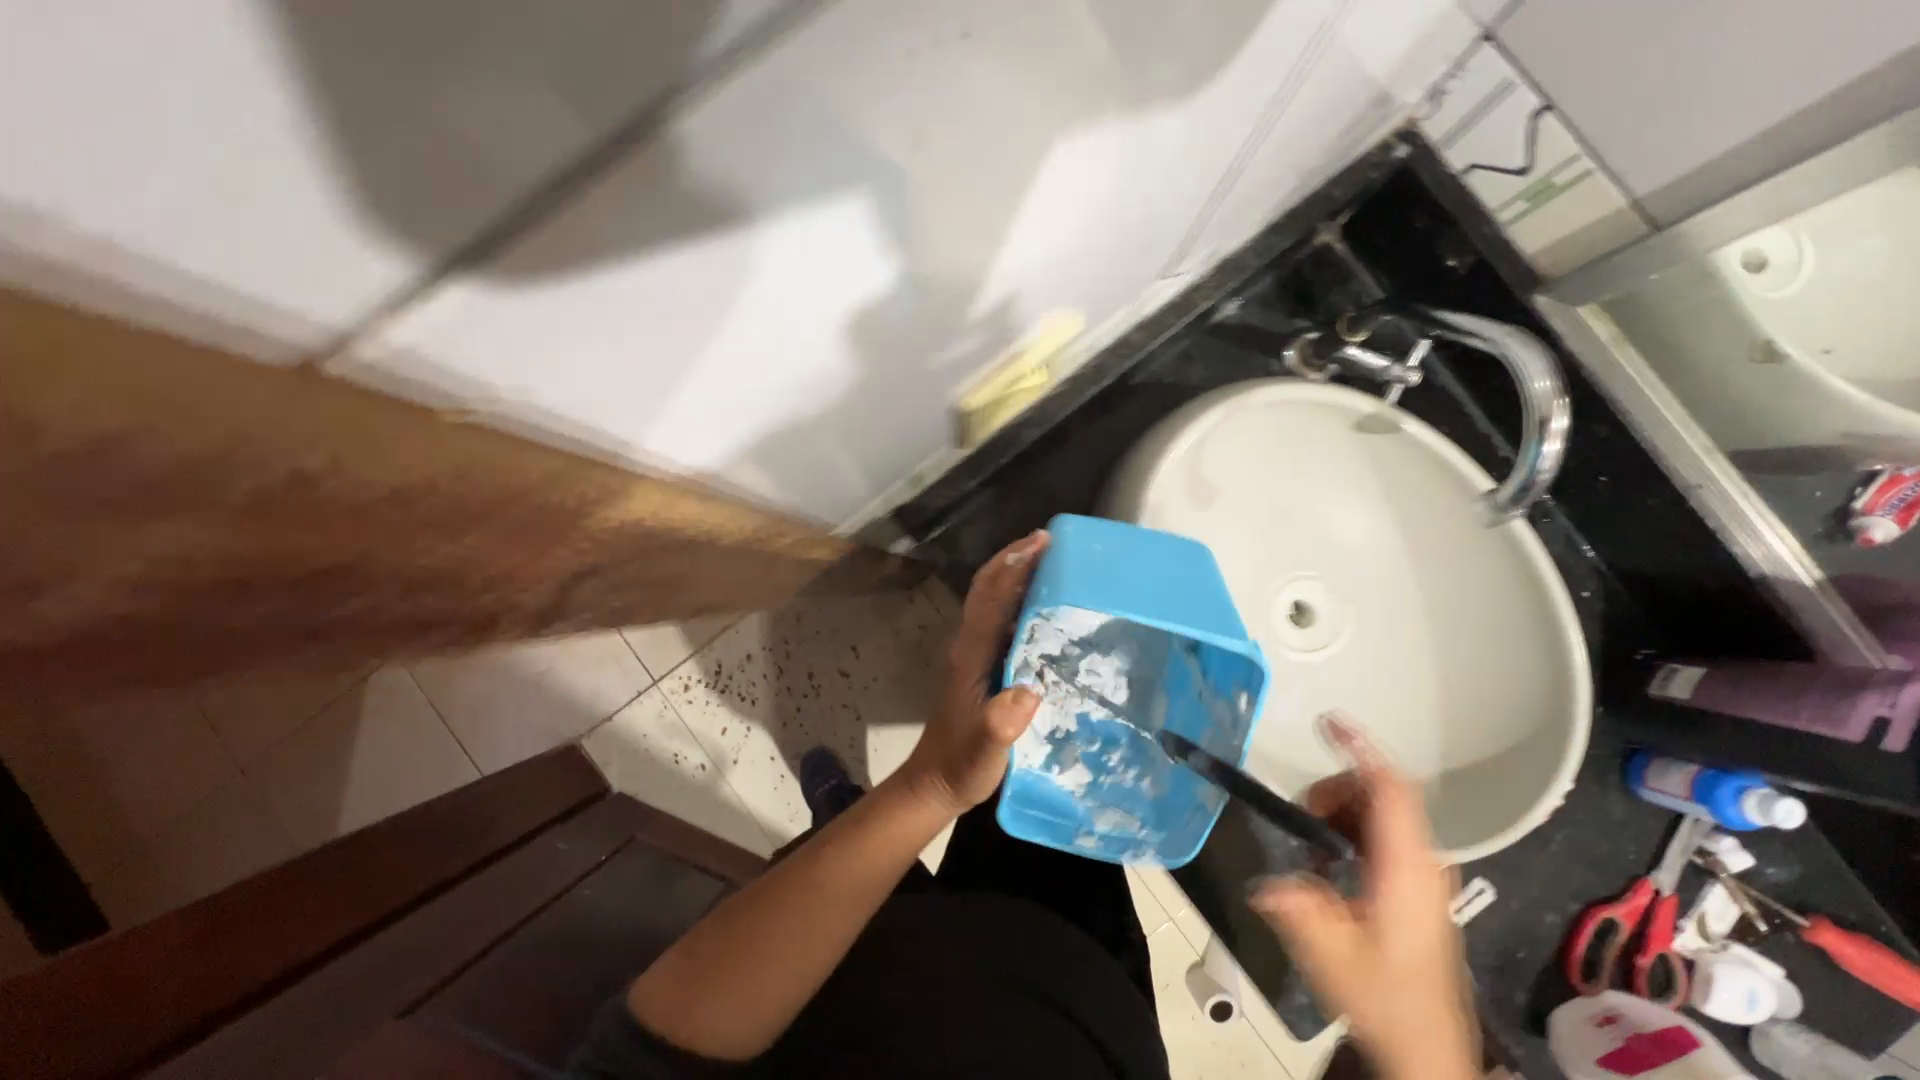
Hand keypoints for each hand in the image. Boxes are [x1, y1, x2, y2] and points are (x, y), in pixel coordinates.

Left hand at [899, 530, 1049, 816]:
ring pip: (993, 602)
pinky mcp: (981, 668)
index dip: (1014, 568)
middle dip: (1015, 560)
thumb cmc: (961, 766)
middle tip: (1050, 541)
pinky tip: (1045, 607)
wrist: (935, 784)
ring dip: (1016, 576)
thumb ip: (1000, 725)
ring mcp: (973, 656)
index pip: (992, 600)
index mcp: (970, 656)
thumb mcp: (984, 752)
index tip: (1041, 542)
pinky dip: (1019, 601)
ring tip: (1052, 561)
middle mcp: (969, 647)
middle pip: (988, 590)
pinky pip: (1000, 622)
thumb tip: (1027, 693)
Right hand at [1247, 714, 1477, 1079]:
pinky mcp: (1416, 887)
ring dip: (1338, 814)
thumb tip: (1265, 884)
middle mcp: (1423, 862)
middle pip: (1380, 795)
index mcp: (1406, 869)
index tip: (1329, 722)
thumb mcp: (1331, 955)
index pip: (1391, 790)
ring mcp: (1424, 874)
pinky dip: (1348, 833)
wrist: (1423, 1044)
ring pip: (1379, 814)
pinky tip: (1326, 865)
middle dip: (1335, 791)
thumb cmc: (1382, 997)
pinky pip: (1381, 836)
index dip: (1362, 750)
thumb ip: (1298, 910)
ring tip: (1310, 850)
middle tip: (1299, 818)